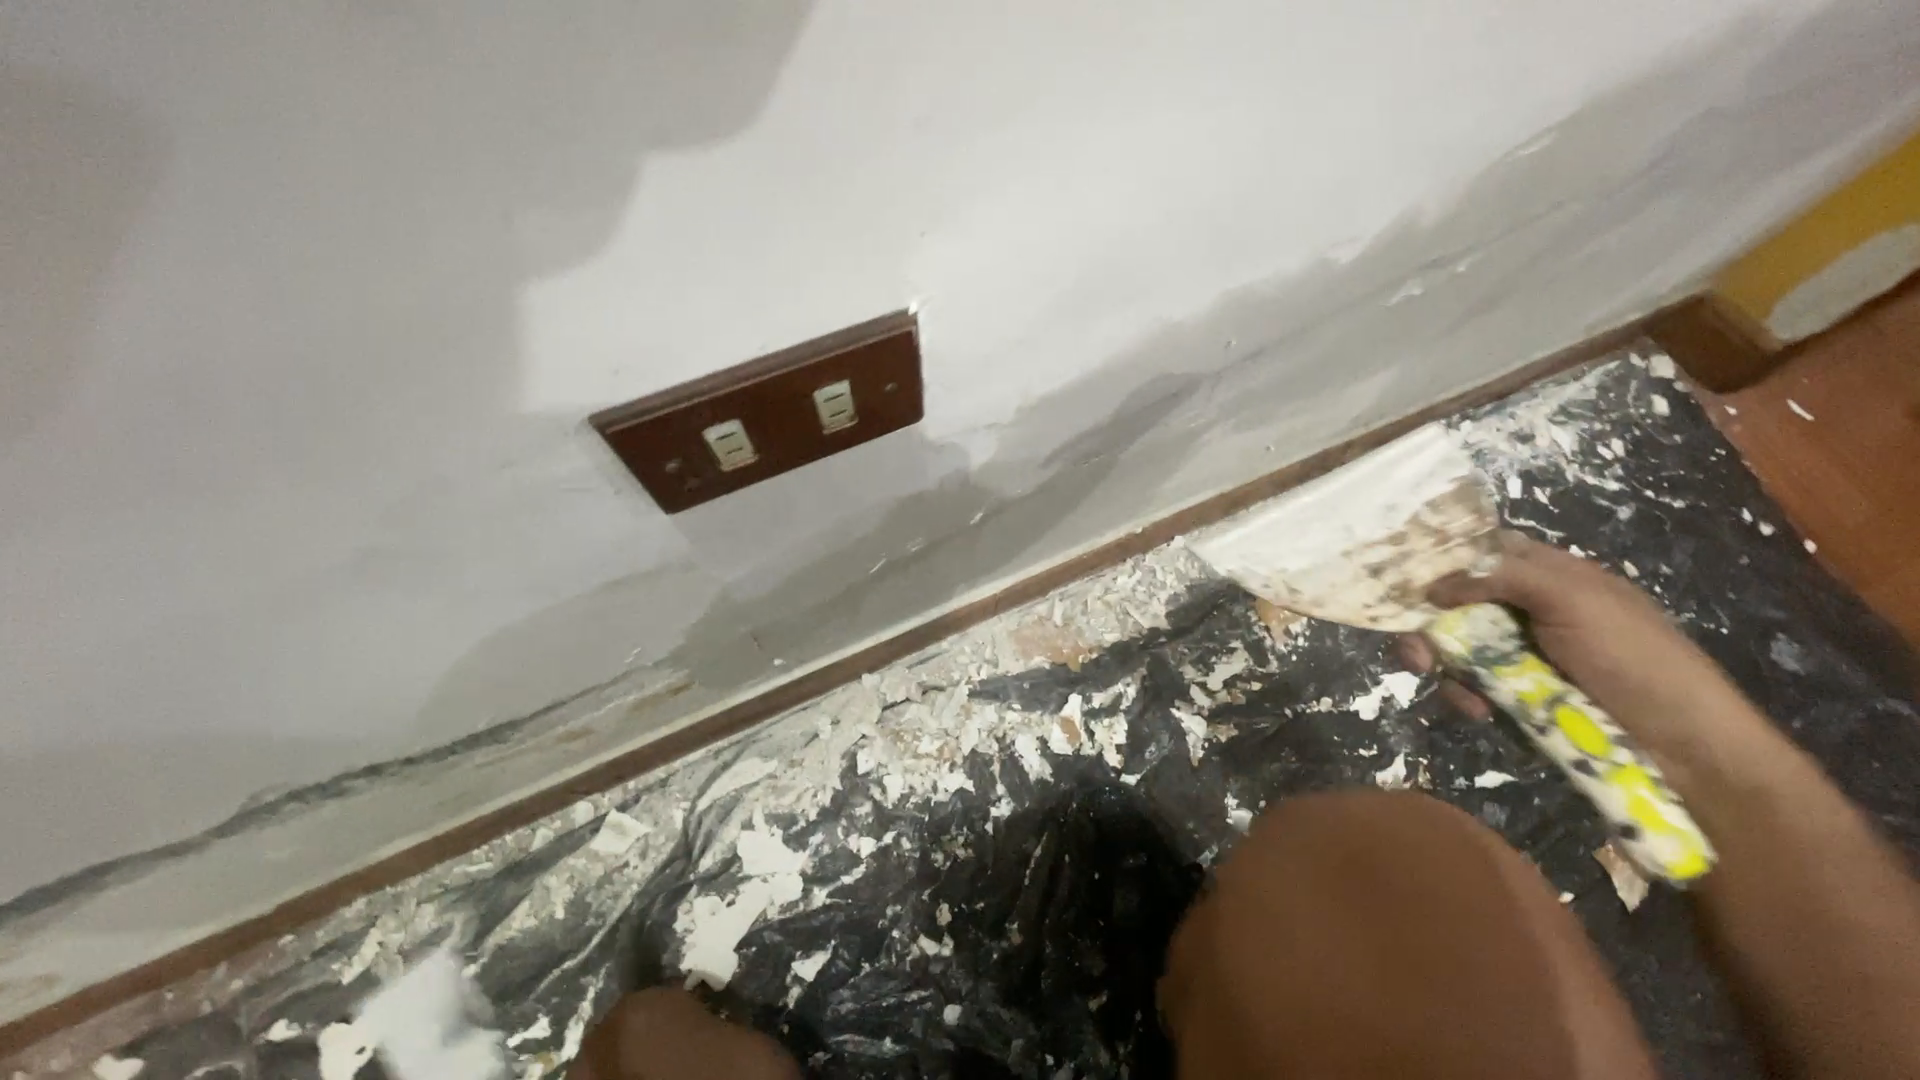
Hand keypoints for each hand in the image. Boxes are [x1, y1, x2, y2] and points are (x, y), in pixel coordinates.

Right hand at [1397, 532, 1769, 769]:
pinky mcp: (1518, 696)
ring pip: (1456, 646)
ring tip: (1448, 687)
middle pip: (1456, 602)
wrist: (1685, 744)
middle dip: (1427, 623)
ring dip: (1443, 665)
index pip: (1482, 552)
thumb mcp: (1574, 599)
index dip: (1441, 560)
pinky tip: (1479, 711)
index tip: (1401, 578)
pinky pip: (1471, 685)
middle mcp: (1529, 609)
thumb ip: (1503, 577)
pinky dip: (1465, 696)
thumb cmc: (1635, 657)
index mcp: (1549, 575)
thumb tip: (1431, 584)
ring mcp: (1521, 654)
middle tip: (1415, 653)